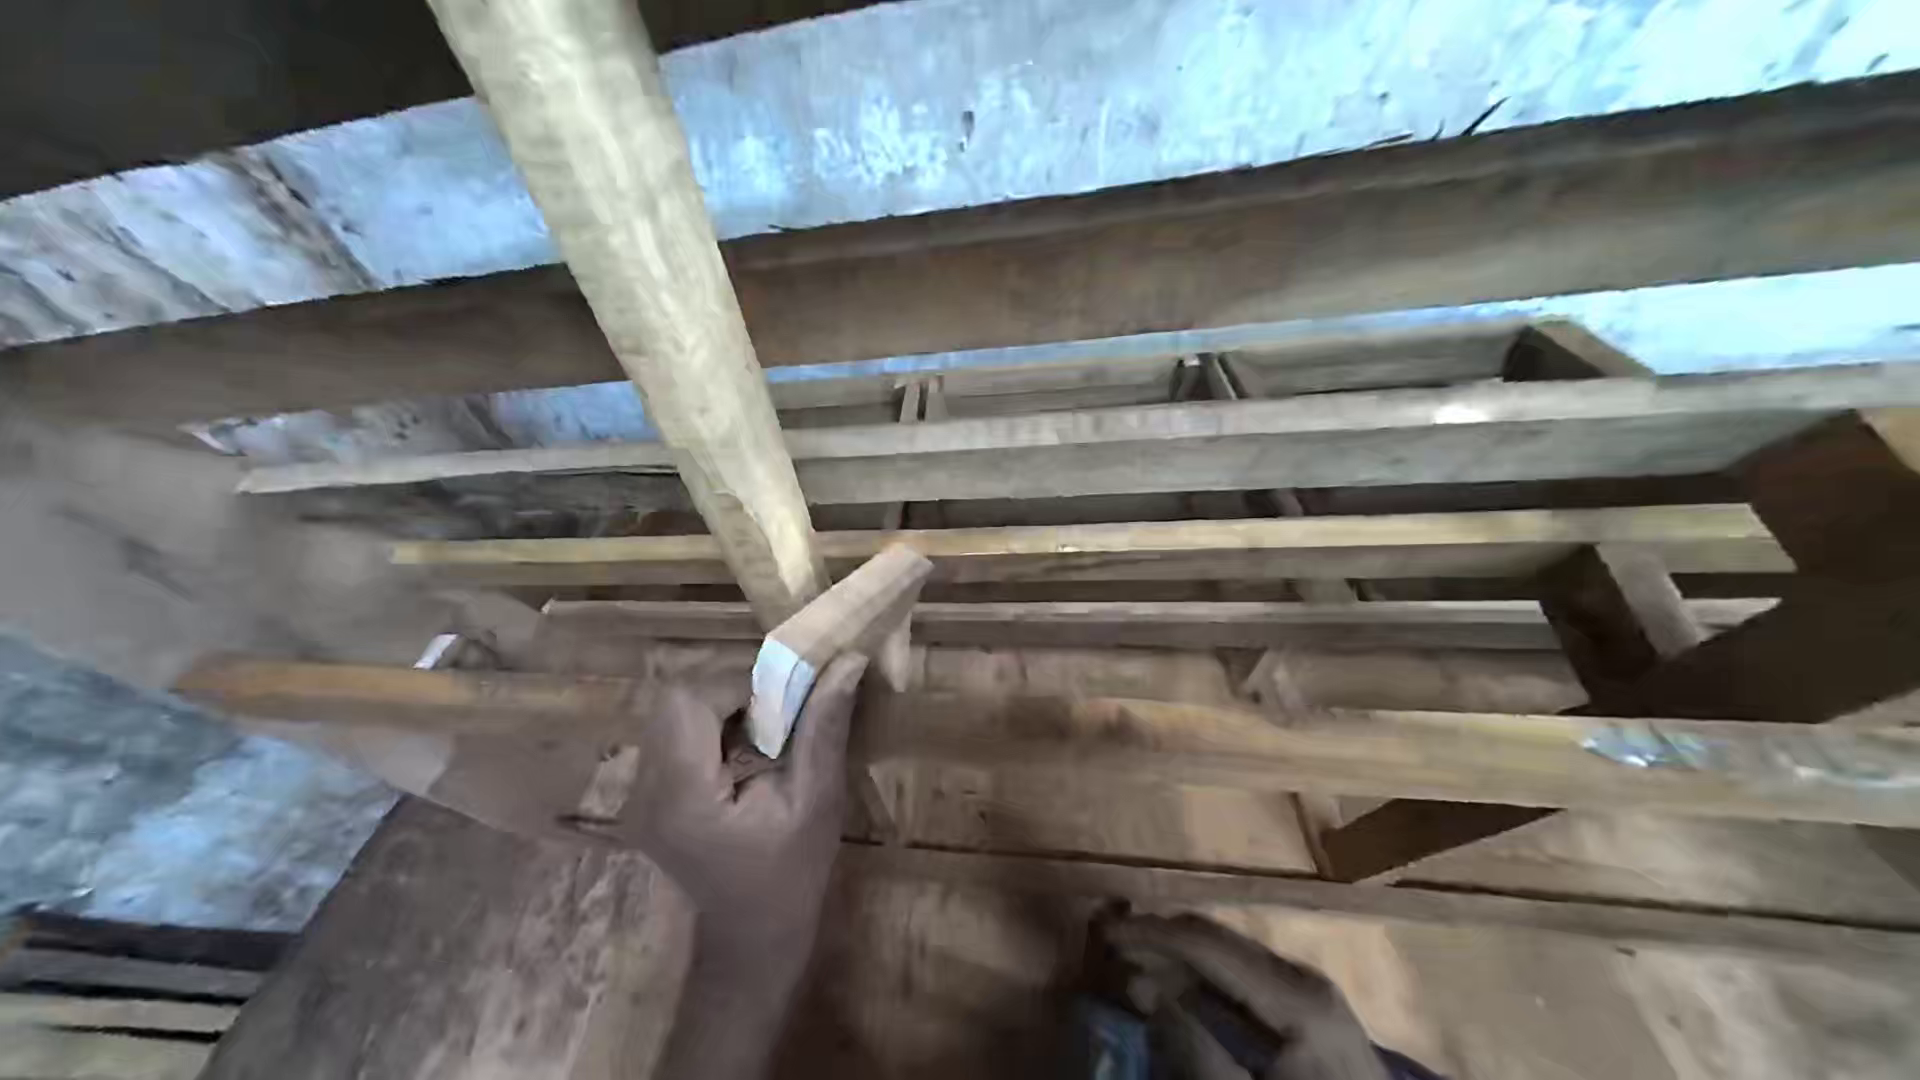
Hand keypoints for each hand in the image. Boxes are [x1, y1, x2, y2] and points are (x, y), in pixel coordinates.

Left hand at [608, 652, 868, 924]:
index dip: (739, 681)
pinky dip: (715, 722)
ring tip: (768, 727)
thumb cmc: (792, 875)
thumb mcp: (818, 799)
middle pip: (676, 698)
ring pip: (674, 709)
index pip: (689, 699)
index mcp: (681, 795)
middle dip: (732, 687)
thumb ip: (824, 727)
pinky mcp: (649, 793)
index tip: (787, 692)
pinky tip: (747, 747)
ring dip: (725, 702)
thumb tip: (849, 659)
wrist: (752, 938)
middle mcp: (645, 788)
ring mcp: (639, 793)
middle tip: (781, 705)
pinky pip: (677, 730)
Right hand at [1103, 914, 1388, 1079]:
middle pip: (1215, 939)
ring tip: (1133, 966)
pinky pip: (1240, 977)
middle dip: (1159, 939)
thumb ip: (1194, 1047)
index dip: (1150, 933)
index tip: (1104, 935)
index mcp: (1295, 997)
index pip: (1206, 943)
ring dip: (1176, 956)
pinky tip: (1175, 989)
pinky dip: (1201, 977)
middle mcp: (1301, 978)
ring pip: (1225, 952)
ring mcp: (1307, 991)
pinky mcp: (1307, 1010)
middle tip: (1110, 948)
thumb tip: (1143, 986)